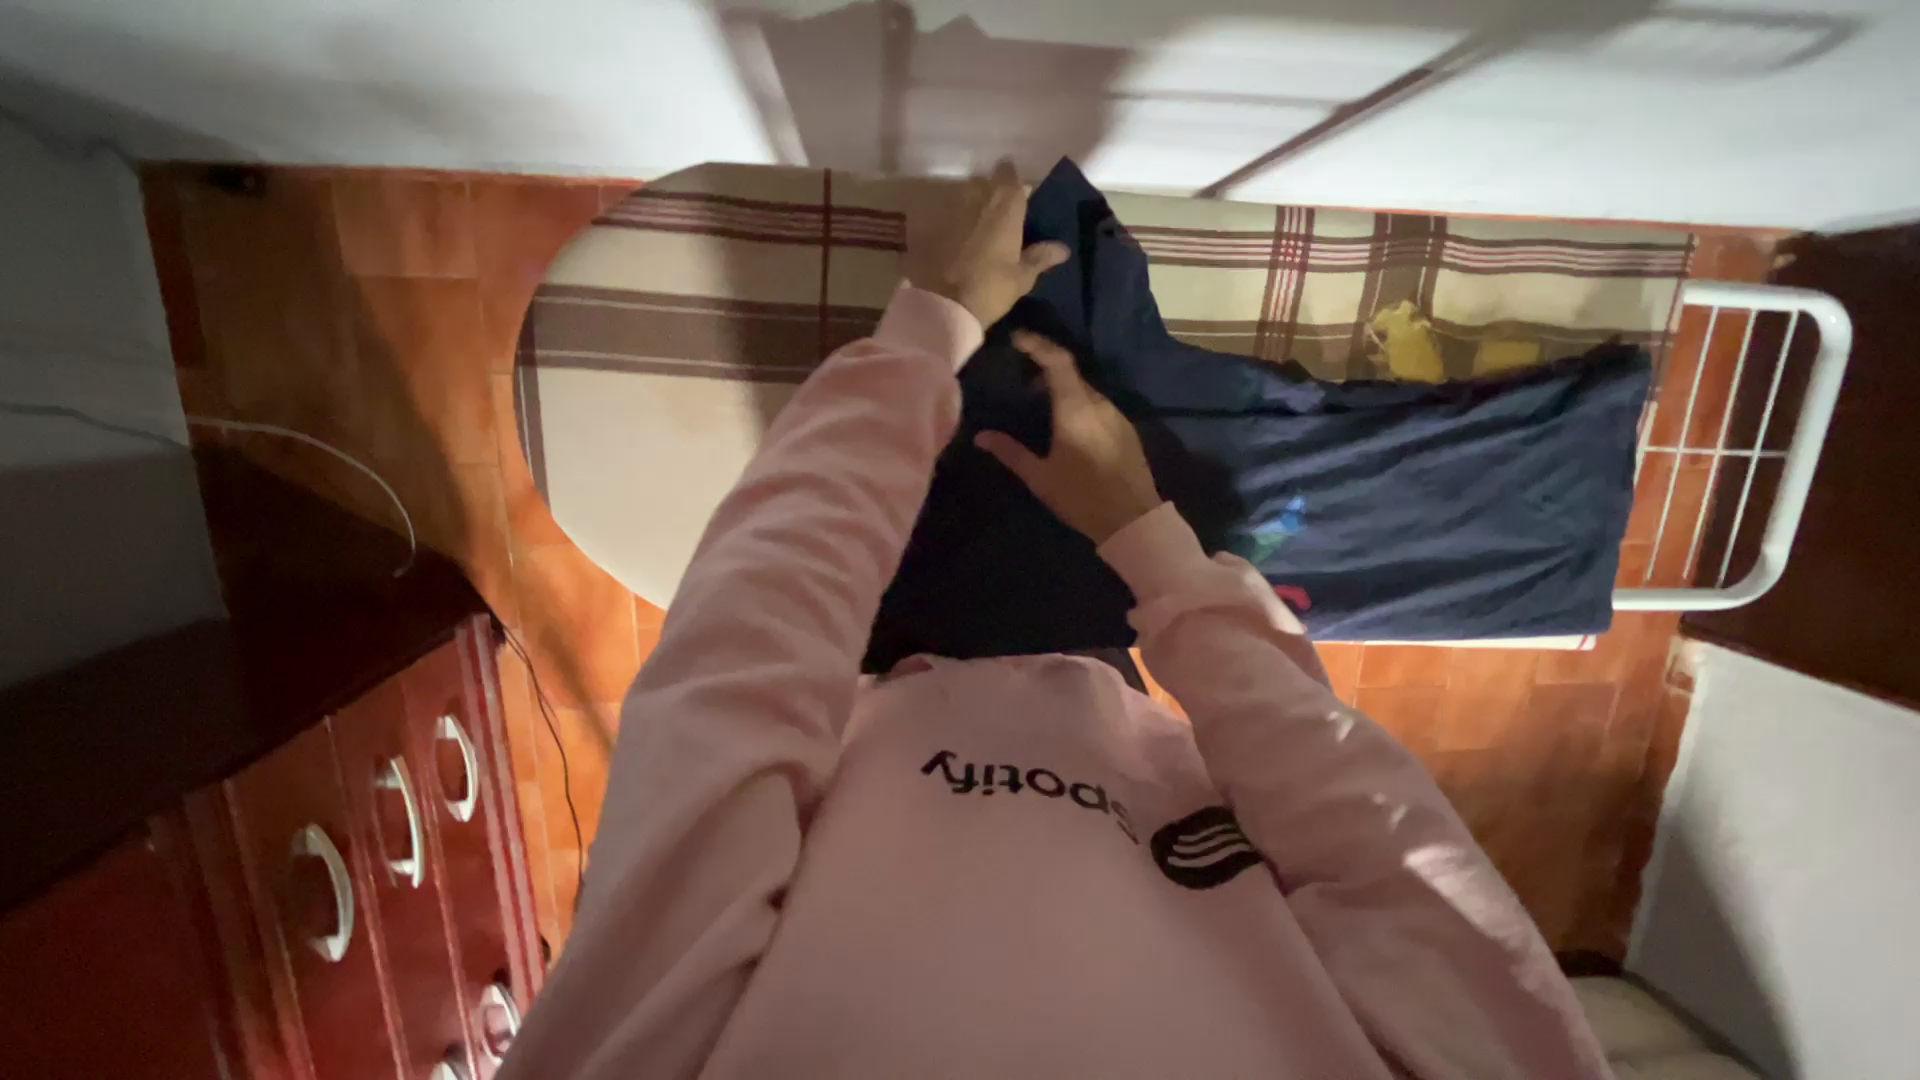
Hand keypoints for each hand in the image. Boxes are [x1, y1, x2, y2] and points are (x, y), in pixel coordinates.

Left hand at [904, 160, 1068, 328]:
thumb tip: (1063, 249)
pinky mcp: (923, 222)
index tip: (1013, 198)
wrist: (943, 306)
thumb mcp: (1021, 278)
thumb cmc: (990, 289)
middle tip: (992, 221)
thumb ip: (1040, 257)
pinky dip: (942, 225)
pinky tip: (945, 244)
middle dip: (987, 196)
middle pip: (982, 183)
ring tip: (968, 234)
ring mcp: (946, 207)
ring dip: (965, 210)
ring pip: (959, 197)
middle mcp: (975, 195)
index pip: (1009, 173)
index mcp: (1005, 204)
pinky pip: (937, 216)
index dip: (1010, 183)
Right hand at [974, 331, 1163, 543]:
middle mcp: (1099, 403)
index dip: (1037, 345)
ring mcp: (1117, 415)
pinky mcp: (1126, 430)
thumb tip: (981, 437)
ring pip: (1086, 391)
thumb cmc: (1081, 498)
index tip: (1017, 339)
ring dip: (1063, 389)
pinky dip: (1079, 404)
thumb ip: (1010, 452)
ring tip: (1040, 404)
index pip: (1057, 361)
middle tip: (1021, 380)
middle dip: (1046, 370)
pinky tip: (1067, 425)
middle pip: (1071, 374)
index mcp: (1076, 408)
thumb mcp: (1040, 477)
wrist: (1133, 521)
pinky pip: (1098, 406)